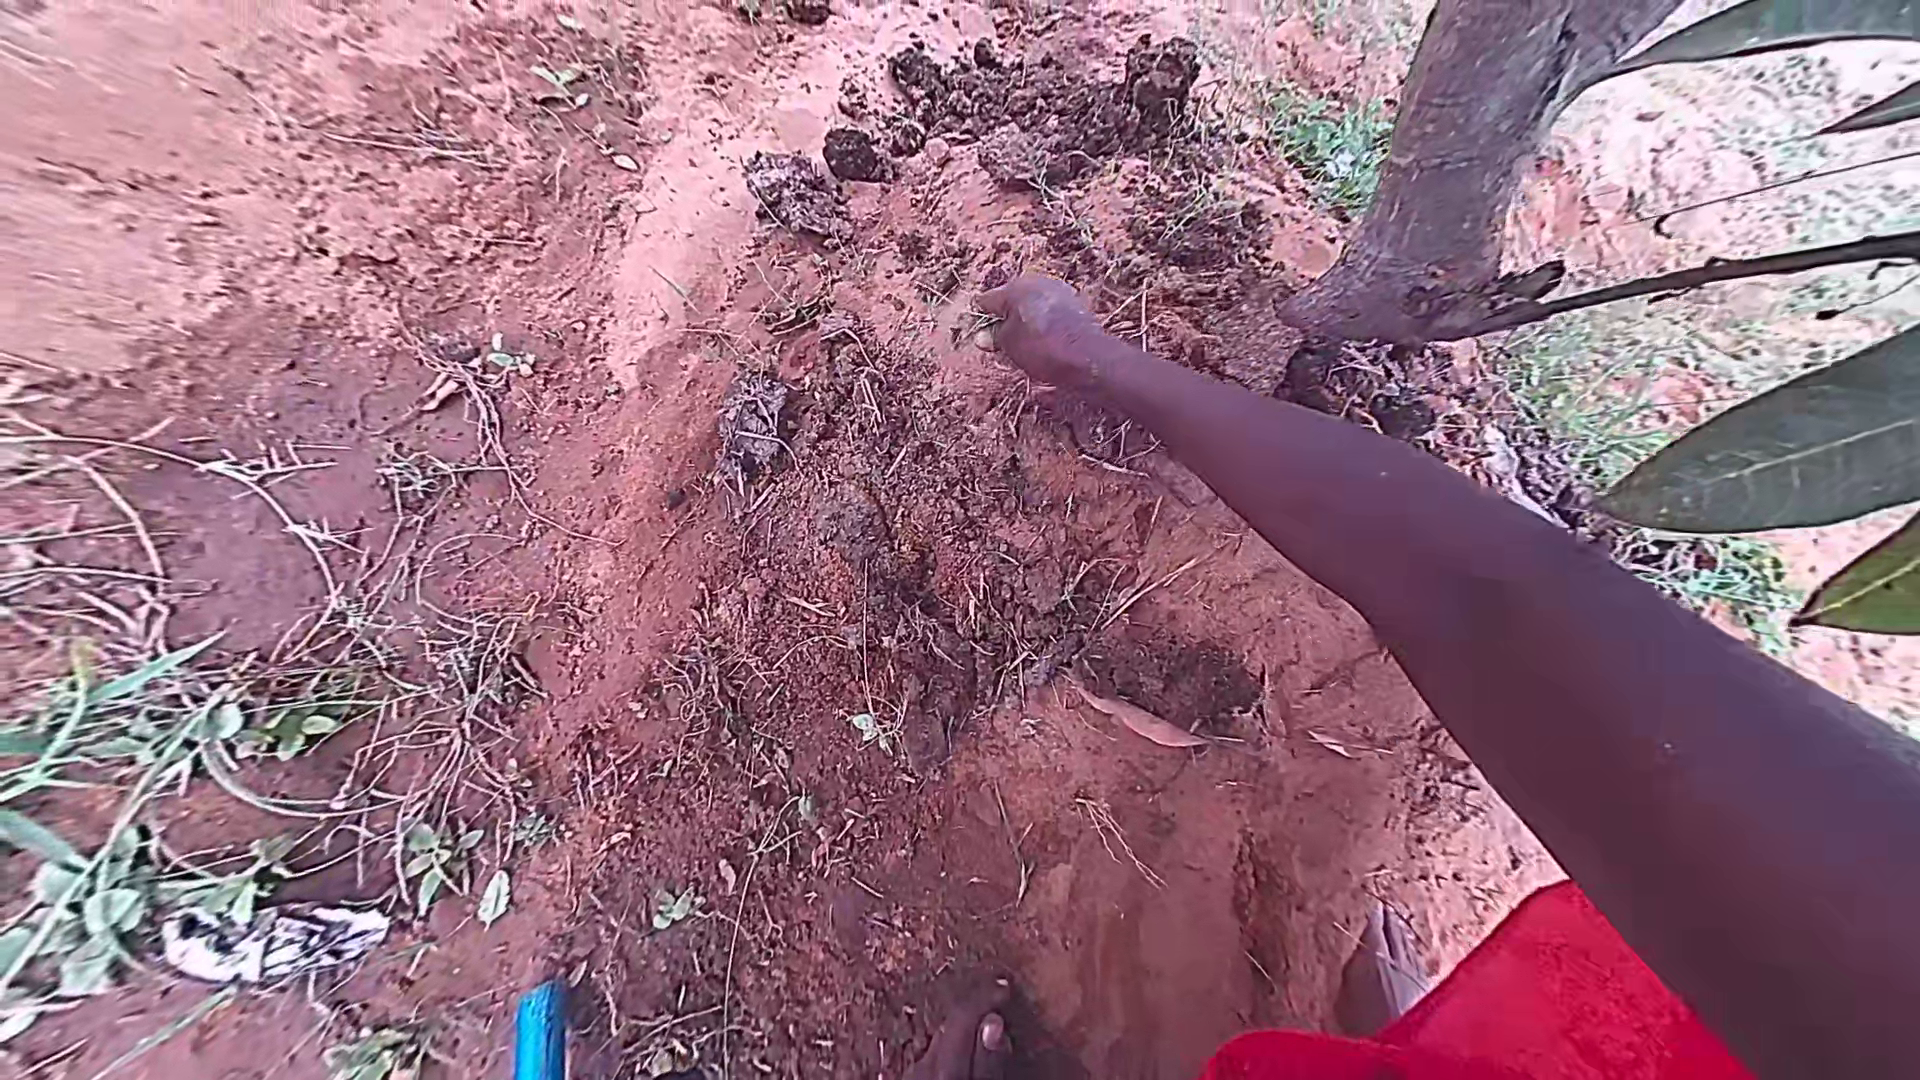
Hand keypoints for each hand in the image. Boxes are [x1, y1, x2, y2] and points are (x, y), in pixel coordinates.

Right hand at [973, 275, 1103, 387]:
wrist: (1087, 358)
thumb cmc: (1042, 348)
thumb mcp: (1009, 344)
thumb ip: (994, 336)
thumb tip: (983, 336)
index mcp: (1016, 287)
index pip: (987, 300)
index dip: (980, 318)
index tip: (978, 335)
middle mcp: (1038, 283)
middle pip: (1012, 301)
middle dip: (1004, 319)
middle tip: (999, 343)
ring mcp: (1059, 292)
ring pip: (1032, 307)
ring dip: (1024, 323)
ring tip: (1021, 347)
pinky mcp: (1075, 307)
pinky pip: (1049, 315)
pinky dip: (1042, 326)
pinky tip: (1042, 343)